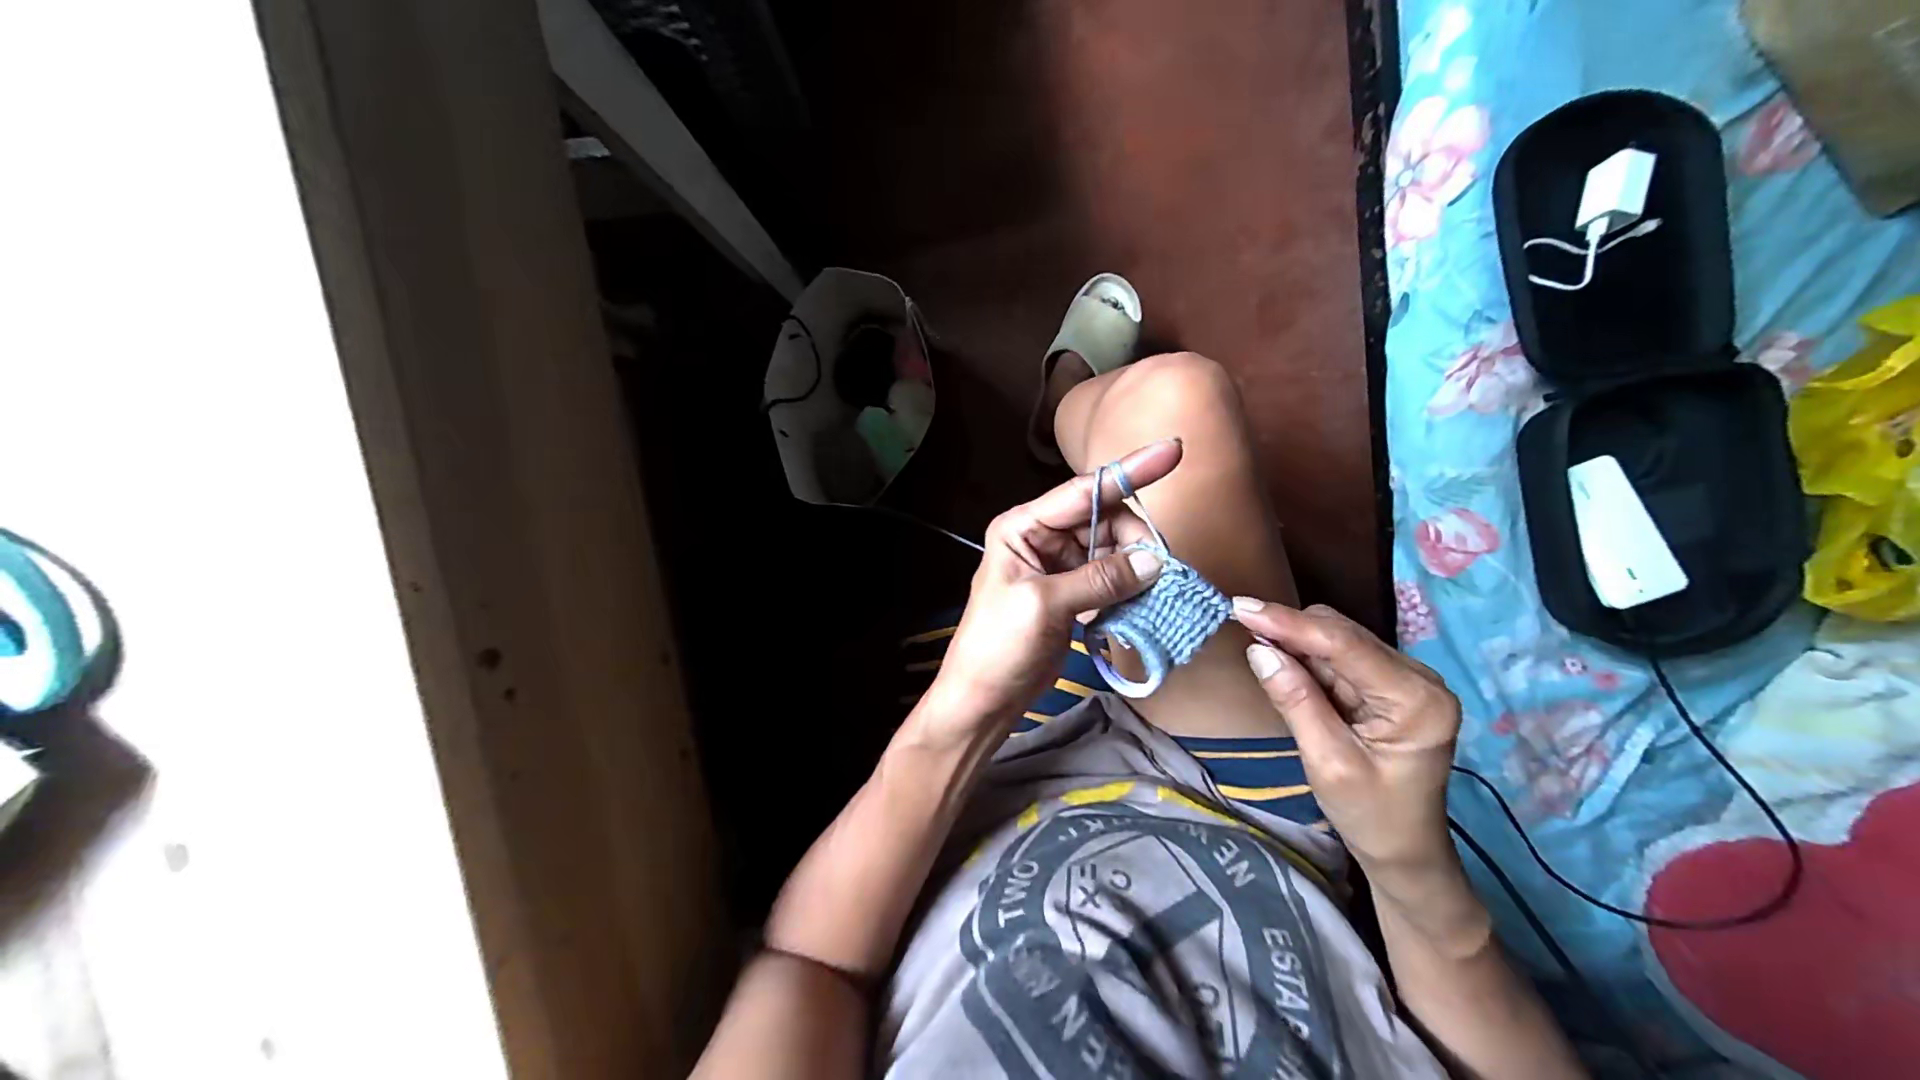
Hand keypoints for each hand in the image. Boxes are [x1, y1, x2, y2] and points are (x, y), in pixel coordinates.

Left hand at [922, 439, 1182, 740]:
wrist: (984, 697)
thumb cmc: (997, 645)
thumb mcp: (1045, 605)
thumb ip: (1099, 579)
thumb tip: (1154, 561)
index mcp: (1023, 526)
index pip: (1083, 490)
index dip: (1130, 471)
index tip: (1173, 451)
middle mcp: (1042, 538)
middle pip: (1106, 519)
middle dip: (1136, 538)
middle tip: (1160, 570)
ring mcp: (1060, 566)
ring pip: (1113, 549)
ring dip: (1138, 566)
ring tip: (1156, 590)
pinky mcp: (1073, 593)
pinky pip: (1112, 578)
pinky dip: (1130, 587)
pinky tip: (1142, 603)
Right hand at [1230, 601, 1462, 889]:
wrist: (1404, 850)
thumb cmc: (1370, 814)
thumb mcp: (1327, 762)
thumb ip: (1295, 701)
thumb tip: (1258, 650)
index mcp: (1416, 700)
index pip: (1344, 645)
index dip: (1289, 622)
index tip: (1241, 607)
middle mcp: (1417, 678)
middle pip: (1341, 632)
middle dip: (1290, 629)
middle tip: (1241, 629)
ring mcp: (1403, 679)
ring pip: (1336, 638)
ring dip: (1294, 642)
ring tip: (1260, 651)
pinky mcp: (1386, 685)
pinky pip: (1337, 656)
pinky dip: (1305, 657)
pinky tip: (1282, 664)